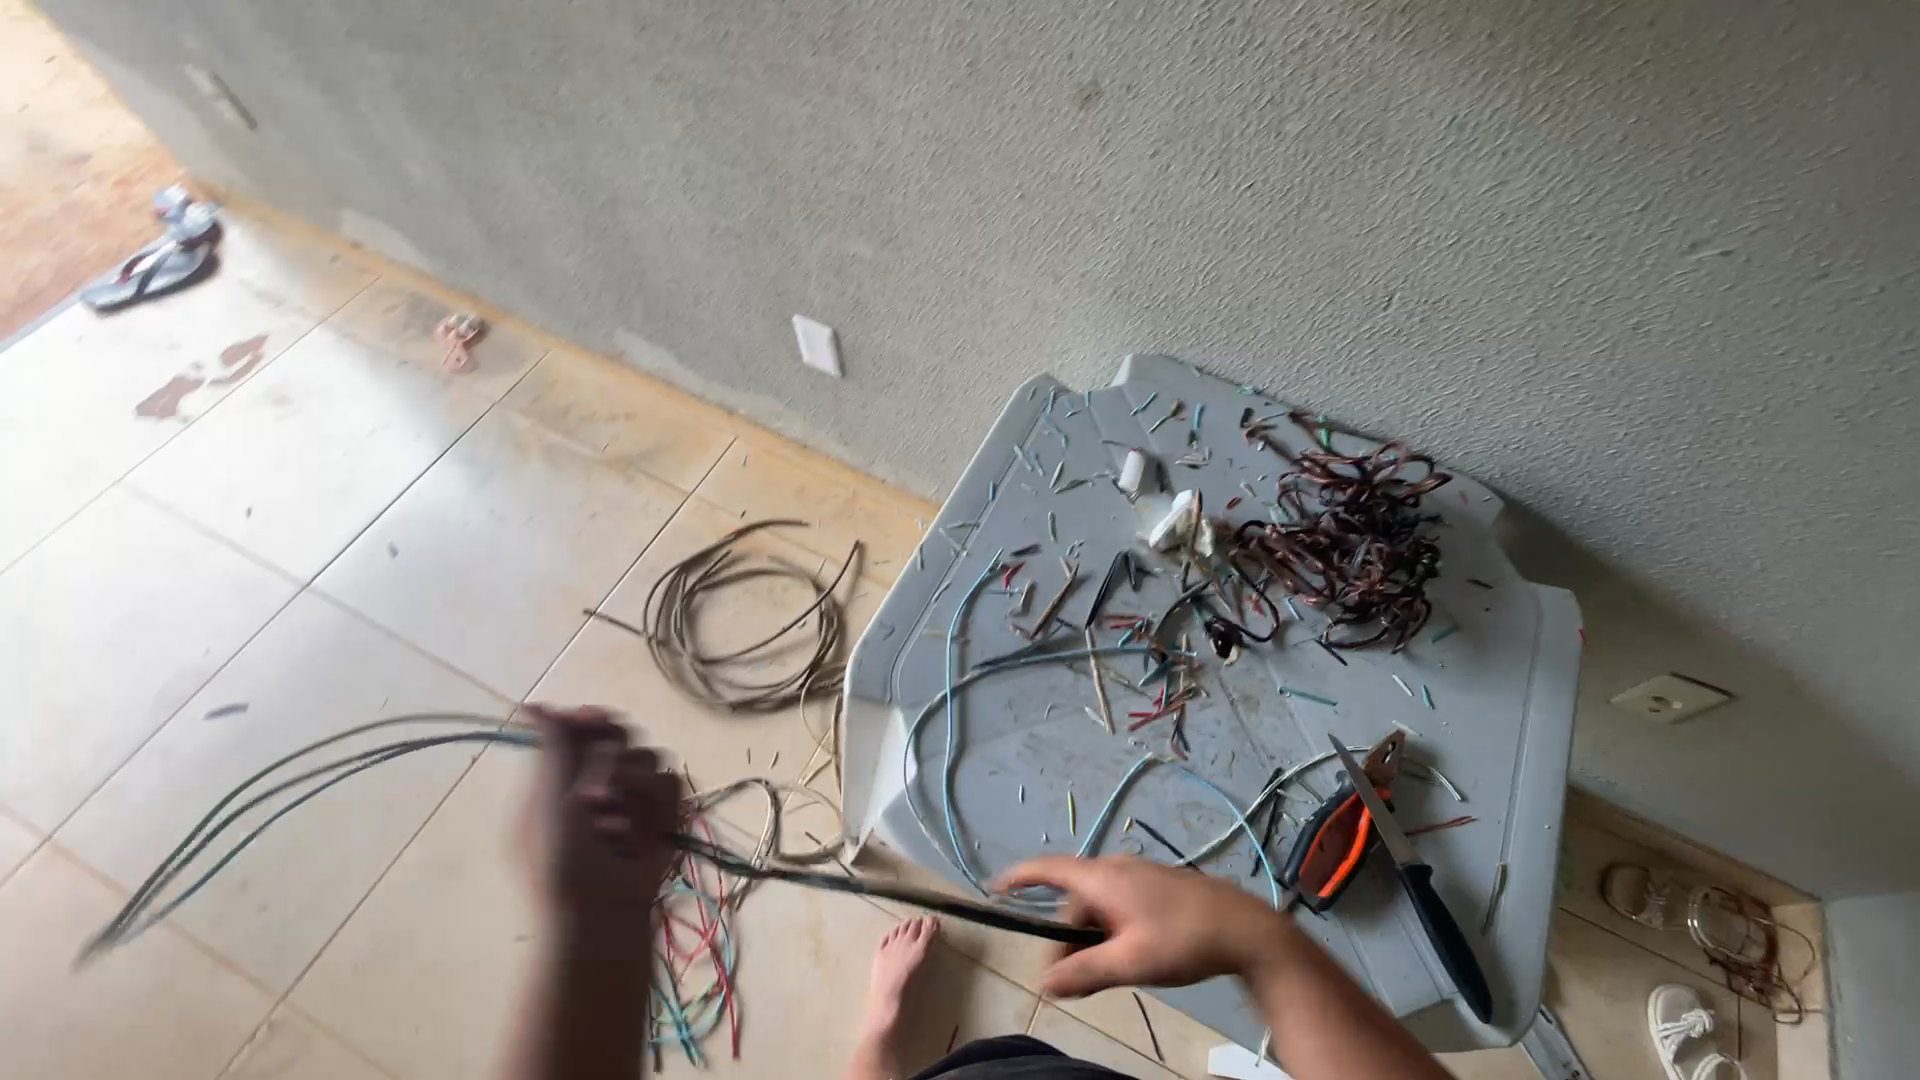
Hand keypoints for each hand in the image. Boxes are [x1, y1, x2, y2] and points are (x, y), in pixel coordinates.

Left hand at [518, 704, 682, 931]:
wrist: (602, 914)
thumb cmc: (560, 862)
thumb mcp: (546, 803)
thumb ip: (551, 749)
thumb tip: (530, 703)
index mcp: (561, 779)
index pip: (583, 728)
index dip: (590, 719)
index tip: (594, 721)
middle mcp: (599, 782)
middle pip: (622, 734)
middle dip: (614, 758)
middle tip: (601, 790)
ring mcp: (633, 798)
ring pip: (651, 756)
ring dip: (634, 788)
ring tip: (619, 824)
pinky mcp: (663, 814)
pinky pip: (673, 783)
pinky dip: (658, 807)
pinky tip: (644, 833)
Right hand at [991, 855, 1299, 997]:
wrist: (1244, 927)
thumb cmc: (1183, 940)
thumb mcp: (1131, 962)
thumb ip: (1085, 971)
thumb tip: (1044, 984)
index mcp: (1102, 878)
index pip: (1048, 869)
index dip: (1019, 876)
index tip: (995, 887)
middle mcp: (1115, 868)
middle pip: (1073, 900)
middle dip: (1064, 937)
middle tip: (1069, 981)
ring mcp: (1137, 875)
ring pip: (1097, 905)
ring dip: (1090, 938)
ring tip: (1103, 975)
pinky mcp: (1155, 886)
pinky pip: (1117, 904)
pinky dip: (1109, 929)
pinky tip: (1126, 956)